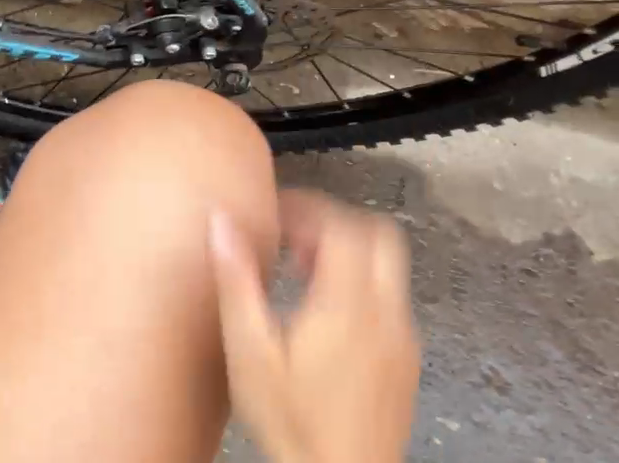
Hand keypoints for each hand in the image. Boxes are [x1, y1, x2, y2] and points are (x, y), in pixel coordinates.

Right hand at [209, 190, 420, 462]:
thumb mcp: (247, 345)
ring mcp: (401, 340)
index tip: (273, 208)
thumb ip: (236, 277)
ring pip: (386, 266)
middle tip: (288, 229)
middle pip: (379, 236)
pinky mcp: (402, 359)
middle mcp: (386, 317)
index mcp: (349, 307)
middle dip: (332, 220)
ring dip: (342, 250)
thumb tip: (219, 221)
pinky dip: (353, 279)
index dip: (308, 205)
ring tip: (293, 263)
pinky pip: (386, 296)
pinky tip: (313, 302)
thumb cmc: (290, 417)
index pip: (346, 227)